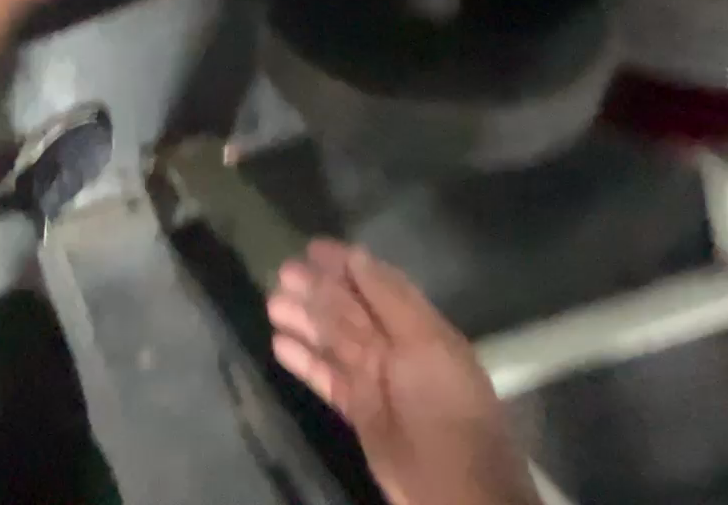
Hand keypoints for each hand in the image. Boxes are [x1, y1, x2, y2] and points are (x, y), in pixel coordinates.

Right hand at [269, 240, 539, 504]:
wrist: (456, 488)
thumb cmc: (444, 406)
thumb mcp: (426, 345)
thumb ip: (390, 299)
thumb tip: (356, 255)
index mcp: (419, 331)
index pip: (378, 287)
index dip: (346, 265)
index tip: (311, 247)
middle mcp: (395, 350)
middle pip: (348, 311)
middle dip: (316, 289)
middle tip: (281, 272)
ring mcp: (374, 380)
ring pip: (330, 340)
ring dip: (302, 320)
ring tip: (272, 305)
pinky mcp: (356, 408)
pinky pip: (324, 376)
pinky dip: (302, 360)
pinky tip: (278, 344)